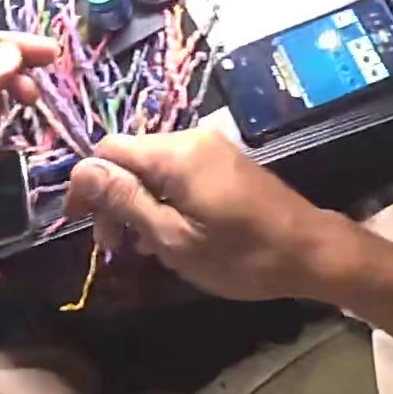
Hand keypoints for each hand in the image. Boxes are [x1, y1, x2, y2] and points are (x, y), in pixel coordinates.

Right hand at [66, 129, 348, 300]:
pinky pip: (177, 171)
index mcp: (175, 153)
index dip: (87, 183)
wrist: (311, 251)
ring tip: (143, 246)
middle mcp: (190, 138)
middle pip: (129, 157)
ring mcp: (210, 147)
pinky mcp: (222, 161)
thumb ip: (125, 201)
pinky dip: (163, 198)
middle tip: (116, 247)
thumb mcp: (174, 238)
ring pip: (152, 166)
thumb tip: (81, 170)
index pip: (108, 149)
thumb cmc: (241, 255)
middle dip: (113, 198)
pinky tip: (168, 231)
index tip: (81, 224)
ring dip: (138, 202)